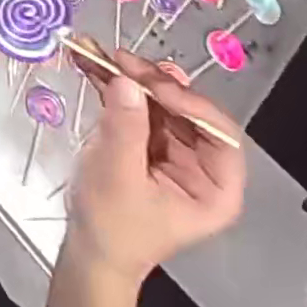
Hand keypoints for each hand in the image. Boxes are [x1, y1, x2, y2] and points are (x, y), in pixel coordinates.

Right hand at [61, 39, 245, 282]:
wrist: (88, 252)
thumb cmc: (112, 226)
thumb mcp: (118, 178)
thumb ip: (124, 128)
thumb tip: (124, 80)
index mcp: (216, 186)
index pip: (218, 134)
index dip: (190, 104)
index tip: (152, 85)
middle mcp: (200, 163)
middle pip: (185, 110)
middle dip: (150, 83)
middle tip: (119, 60)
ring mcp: (170, 150)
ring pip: (156, 102)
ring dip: (127, 77)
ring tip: (98, 53)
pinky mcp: (142, 142)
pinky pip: (133, 107)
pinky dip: (113, 87)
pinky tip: (92, 65)